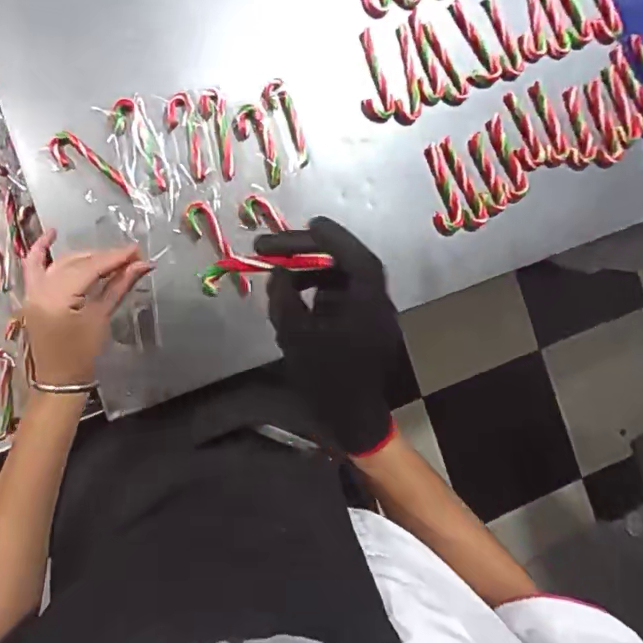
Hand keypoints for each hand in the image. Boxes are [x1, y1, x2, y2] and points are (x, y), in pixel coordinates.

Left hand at [20, 229, 150, 387]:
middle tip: (130, 257)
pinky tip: (51, 234)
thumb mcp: (101, 319)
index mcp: (57, 298)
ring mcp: (32, 292)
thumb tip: (142, 265)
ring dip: (84, 257)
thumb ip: (118, 287)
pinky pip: (34, 267)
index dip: (115, 258)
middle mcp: (40, 290)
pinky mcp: (31, 296)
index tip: (137, 252)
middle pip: (76, 263)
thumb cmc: (82, 355)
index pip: (90, 268)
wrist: (59, 381)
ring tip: (109, 257)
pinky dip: (41, 250)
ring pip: (60, 263)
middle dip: (103, 258)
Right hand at [254, 217, 402, 455]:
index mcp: (367, 299)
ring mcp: (368, 317)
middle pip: (341, 264)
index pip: (352, 255)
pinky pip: (336, 300)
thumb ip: (284, 298)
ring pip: (337, 281)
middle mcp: (373, 302)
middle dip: (305, 252)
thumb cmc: (327, 378)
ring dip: (306, 273)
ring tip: (275, 276)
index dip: (328, 236)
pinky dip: (313, 294)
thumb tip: (277, 273)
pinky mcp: (359, 330)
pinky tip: (289, 301)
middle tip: (268, 247)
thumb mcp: (296, 335)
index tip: (306, 222)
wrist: (351, 419)